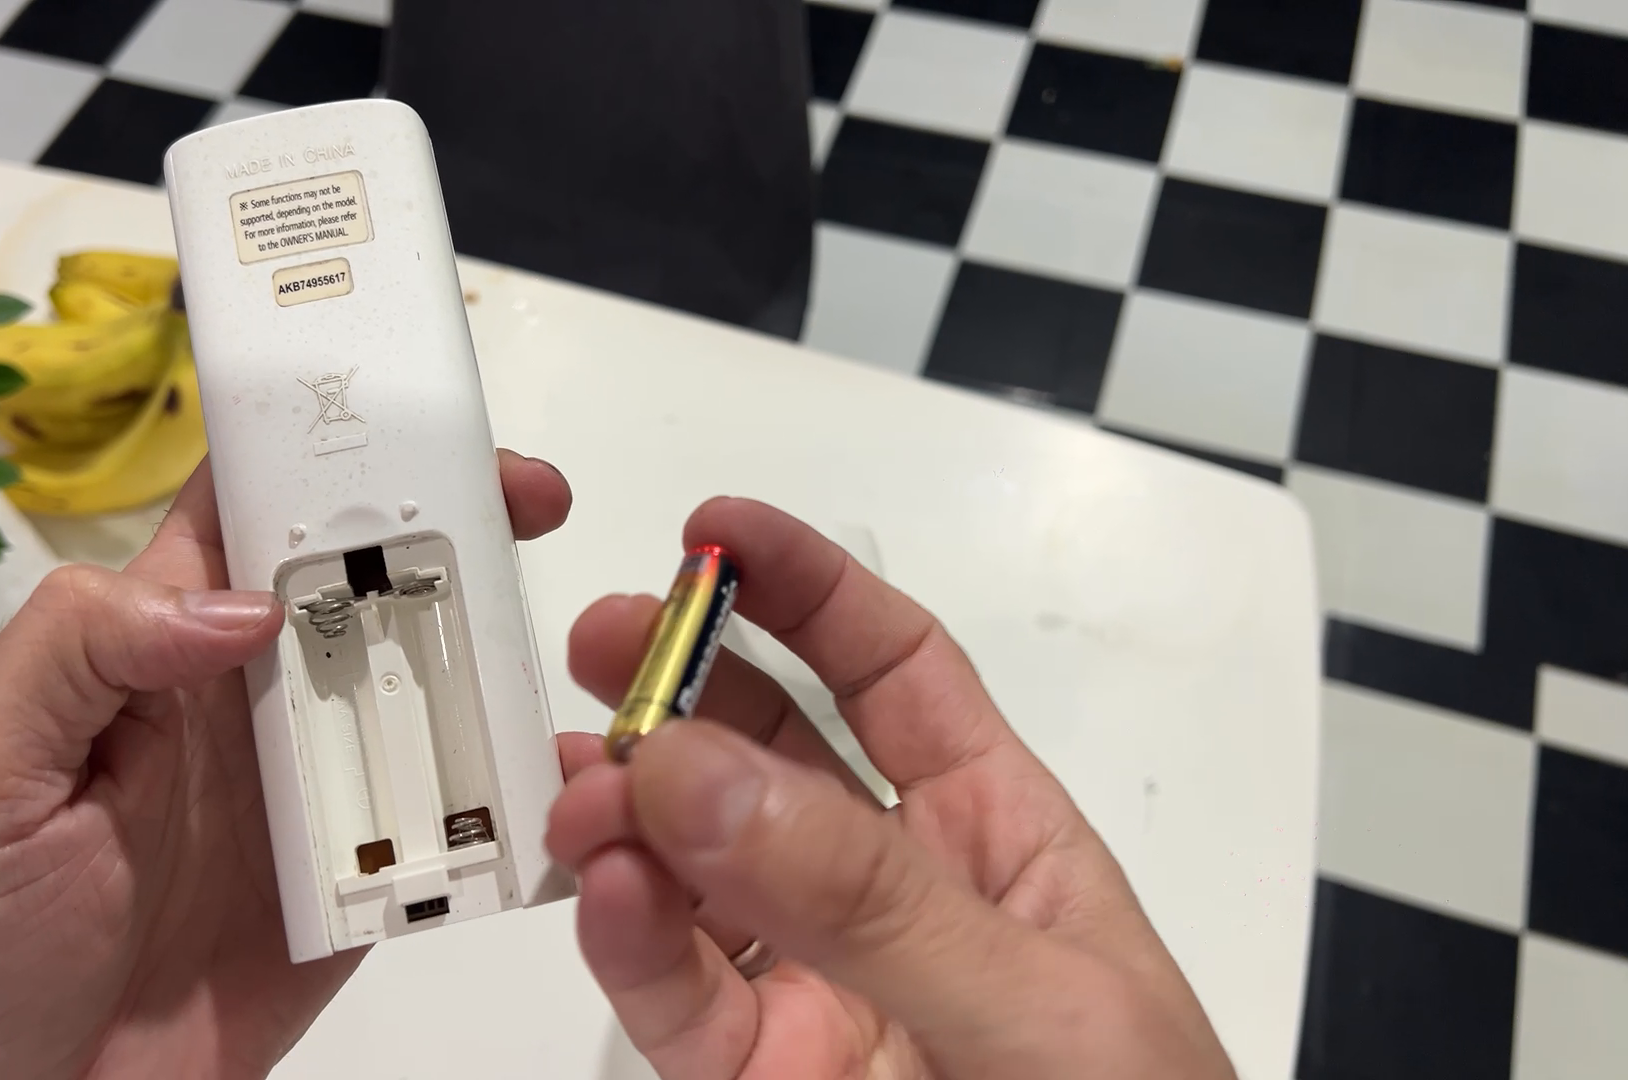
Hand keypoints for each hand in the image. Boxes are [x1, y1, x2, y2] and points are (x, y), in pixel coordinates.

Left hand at [0, 451, 569, 1079]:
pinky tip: (555, 730)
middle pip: (376, 566)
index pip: (263, 505)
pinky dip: (510, 744)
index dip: (336, 448)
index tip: (422, 424)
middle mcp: (274, 675)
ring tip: (556, 606)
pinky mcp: (387, 830)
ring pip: (434, 655)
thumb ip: (80, 657)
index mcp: (181, 634)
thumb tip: (247, 606)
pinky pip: (459, 769)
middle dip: (458, 515)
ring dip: (496, 619)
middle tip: (532, 498)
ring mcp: (340, 752)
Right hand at [547, 499, 1234, 1078]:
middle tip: (605, 636)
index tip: (715, 529)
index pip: (888, 665)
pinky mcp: (748, 1070)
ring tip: (582, 782)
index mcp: (985, 831)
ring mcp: (807, 972)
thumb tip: (698, 773)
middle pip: (765, 740)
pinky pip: (671, 983)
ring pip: (694, 854)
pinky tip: (603, 888)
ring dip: (631, 805)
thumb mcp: (1045, 1023)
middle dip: (686, 675)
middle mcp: (879, 881)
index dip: (806, 585)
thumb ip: (869, 900)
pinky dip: (627, 931)